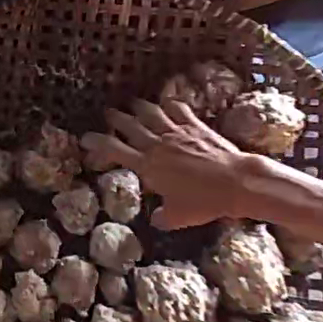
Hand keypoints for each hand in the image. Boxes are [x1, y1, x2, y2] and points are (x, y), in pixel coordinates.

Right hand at [82, 99, 258, 228]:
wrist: (237, 183)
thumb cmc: (205, 202)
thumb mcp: (179, 217)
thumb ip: (163, 217)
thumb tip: (156, 219)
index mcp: (147, 166)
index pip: (114, 150)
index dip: (97, 142)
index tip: (85, 138)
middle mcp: (157, 145)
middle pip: (129, 125)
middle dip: (116, 118)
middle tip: (108, 113)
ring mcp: (176, 132)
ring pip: (150, 112)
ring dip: (139, 106)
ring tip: (132, 102)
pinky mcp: (195, 126)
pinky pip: (178, 109)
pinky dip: (170, 103)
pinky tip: (167, 102)